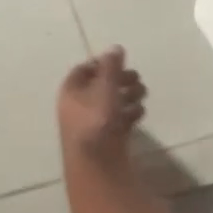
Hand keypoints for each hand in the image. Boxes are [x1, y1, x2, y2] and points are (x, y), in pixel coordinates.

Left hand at [57, 47, 146, 161]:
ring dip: (128, 96)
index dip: (102, 63)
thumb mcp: (105, 87)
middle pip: (100, 86)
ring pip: (111, 103)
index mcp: (71, 92)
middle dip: (120, 80)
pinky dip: (129, 114)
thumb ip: (112, 67)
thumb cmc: (97, 120)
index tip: (122, 63)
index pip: (83, 69)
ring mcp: (91, 125)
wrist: (97, 165)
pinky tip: (139, 115)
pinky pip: (118, 120)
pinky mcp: (105, 139)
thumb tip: (115, 47)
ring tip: (141, 97)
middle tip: (137, 80)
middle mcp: (77, 107)